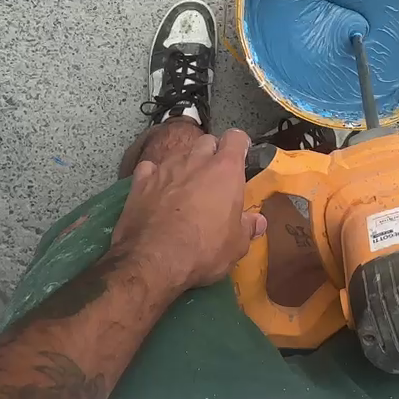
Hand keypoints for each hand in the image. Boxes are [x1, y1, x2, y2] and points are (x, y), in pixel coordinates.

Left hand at [111, 127, 265, 294]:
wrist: (153, 260)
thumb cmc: (204, 249)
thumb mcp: (236, 245)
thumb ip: (248, 227)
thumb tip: (258, 221)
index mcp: (225, 169)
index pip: (236, 138)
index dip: (239, 146)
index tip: (239, 158)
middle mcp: (196, 160)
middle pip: (207, 141)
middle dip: (211, 154)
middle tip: (213, 177)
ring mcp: (166, 167)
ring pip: (179, 154)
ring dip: (184, 166)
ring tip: (184, 188)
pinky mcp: (140, 181)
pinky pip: (149, 168)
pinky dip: (154, 176)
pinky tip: (156, 191)